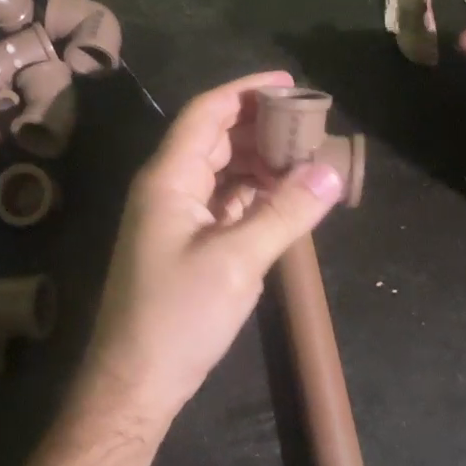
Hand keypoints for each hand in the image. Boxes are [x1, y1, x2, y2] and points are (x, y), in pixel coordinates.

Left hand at [78, 72, 344, 423]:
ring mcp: (174, 218)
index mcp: (168, 179)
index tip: (291, 83)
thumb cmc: (178, 317)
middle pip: (214, 138)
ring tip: (307, 157)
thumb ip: (285, 213)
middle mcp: (167, 189)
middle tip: (312, 123)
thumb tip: (330, 172)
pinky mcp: (185, 245)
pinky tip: (285, 196)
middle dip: (260, 125)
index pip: (206, 113)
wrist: (135, 381)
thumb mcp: (238, 261)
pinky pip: (222, 203)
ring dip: (259, 160)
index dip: (246, 91)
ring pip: (220, 171)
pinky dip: (253, 193)